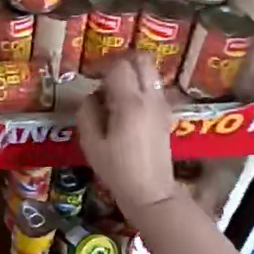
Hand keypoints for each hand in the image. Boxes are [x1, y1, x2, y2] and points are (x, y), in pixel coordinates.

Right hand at [76, 52, 178, 213]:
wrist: (152, 193)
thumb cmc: (117, 171)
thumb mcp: (92, 144)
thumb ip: (87, 113)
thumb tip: (91, 96)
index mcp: (129, 103)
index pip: (118, 66)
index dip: (100, 65)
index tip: (87, 75)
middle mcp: (149, 98)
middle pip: (141, 59)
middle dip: (120, 59)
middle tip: (103, 72)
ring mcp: (161, 105)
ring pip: (150, 70)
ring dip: (132, 70)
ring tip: (113, 87)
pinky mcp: (166, 114)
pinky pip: (154, 86)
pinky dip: (140, 84)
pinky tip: (125, 103)